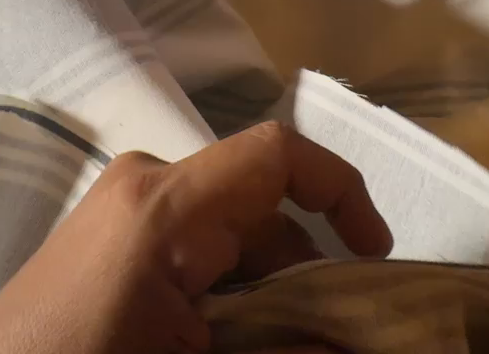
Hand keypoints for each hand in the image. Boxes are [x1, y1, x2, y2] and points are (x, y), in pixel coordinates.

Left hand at [0, 121, 392, 353]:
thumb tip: (355, 345)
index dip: (339, 189)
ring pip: (228, 227)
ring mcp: (126, 202)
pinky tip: (227, 339)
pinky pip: (193, 241)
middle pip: (258, 202)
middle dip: (304, 269)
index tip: (374, 255)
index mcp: (166, 206)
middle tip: (332, 336)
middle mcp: (147, 182)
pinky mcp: (114, 228)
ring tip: (278, 345)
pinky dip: (226, 285)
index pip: (274, 154)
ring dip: (265, 286)